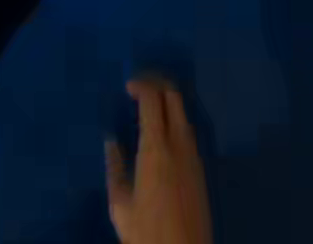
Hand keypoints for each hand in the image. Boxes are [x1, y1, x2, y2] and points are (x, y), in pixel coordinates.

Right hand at [105, 78, 210, 243]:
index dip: (140, 85)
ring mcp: (193, 156)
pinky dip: (175, 122)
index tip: (127, 88)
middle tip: (139, 90)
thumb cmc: (147, 235)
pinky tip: (161, 136)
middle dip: (156, 85)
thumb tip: (111, 142)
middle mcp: (179, 144)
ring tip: (148, 111)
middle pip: (173, 97)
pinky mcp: (201, 171)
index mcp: (156, 148)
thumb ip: (114, 168)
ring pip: (183, 113)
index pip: (152, 98)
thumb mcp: (120, 205)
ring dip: (167, 103)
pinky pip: (188, 133)